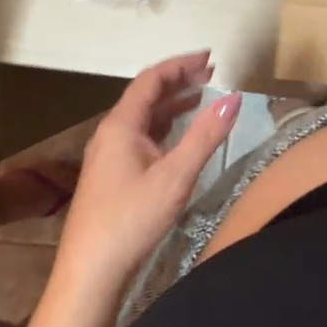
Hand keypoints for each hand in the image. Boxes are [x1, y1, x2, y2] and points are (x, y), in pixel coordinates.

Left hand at [53, 51, 240, 283]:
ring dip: (173, 103)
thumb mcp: (177, 175)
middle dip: (180, 81)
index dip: (181, 65)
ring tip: (203, 97)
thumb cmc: (132, 218)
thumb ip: (206, 135)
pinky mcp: (113, 175)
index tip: (211, 58)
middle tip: (213, 73)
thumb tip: (234, 98)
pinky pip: (142, 136)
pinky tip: (181, 136)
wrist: (92, 269)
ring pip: (144, 118)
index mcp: (121, 126)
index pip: (151, 80)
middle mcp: (111, 134)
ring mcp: (110, 156)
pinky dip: (166, 126)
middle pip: (146, 96)